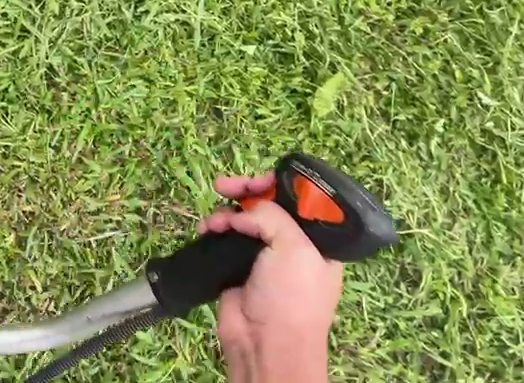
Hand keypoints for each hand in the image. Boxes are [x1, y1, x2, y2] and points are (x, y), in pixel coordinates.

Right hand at [199, 173, 341, 382]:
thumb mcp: (294, 248)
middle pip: (267, 205)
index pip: (300, 202)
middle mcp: (291, 246)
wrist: (265, 341)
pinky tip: (206, 229)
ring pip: (241, 216)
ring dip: (225, 211)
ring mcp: (263, 255)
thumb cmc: (291, 296)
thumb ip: (271, 215)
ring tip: (214, 221)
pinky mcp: (236, 262)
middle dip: (245, 191)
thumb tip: (240, 211)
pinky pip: (224, 233)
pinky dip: (213, 226)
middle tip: (224, 186)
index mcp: (317, 244)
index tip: (257, 181)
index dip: (278, 187)